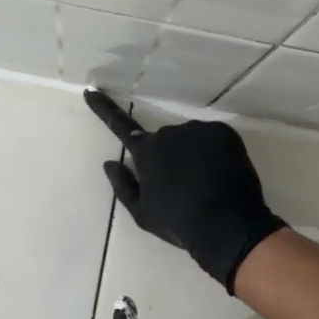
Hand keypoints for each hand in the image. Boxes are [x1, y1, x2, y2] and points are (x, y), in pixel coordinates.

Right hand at [85, 90, 286, 291]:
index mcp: (145, 152)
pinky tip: (222, 175)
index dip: (103, 108)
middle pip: (164, 141)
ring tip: (206, 184)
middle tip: (184, 187)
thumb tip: (109, 163)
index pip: (120, 125)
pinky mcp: (223, 131)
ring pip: (190, 139)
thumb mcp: (142, 214)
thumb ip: (123, 186)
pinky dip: (215, 152)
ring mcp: (197, 129)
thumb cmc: (178, 224)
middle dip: (169, 157)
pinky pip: (213, 138)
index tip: (91, 90)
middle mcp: (168, 132)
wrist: (227, 228)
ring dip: (194, 154)